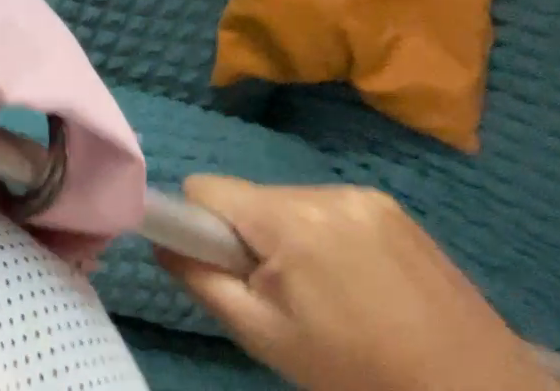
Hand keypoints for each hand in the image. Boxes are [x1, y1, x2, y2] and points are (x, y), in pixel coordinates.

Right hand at [158, 177, 556, 390]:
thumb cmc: (357, 370)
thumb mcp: (259, 333)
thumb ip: (196, 276)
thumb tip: (162, 240)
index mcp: (290, 217)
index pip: (202, 188)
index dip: (198, 226)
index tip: (224, 268)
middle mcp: (326, 191)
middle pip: (246, 197)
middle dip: (247, 236)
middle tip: (281, 293)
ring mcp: (368, 198)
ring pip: (284, 203)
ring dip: (286, 237)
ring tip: (324, 292)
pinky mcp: (397, 211)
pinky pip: (326, 210)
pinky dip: (324, 238)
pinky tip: (355, 282)